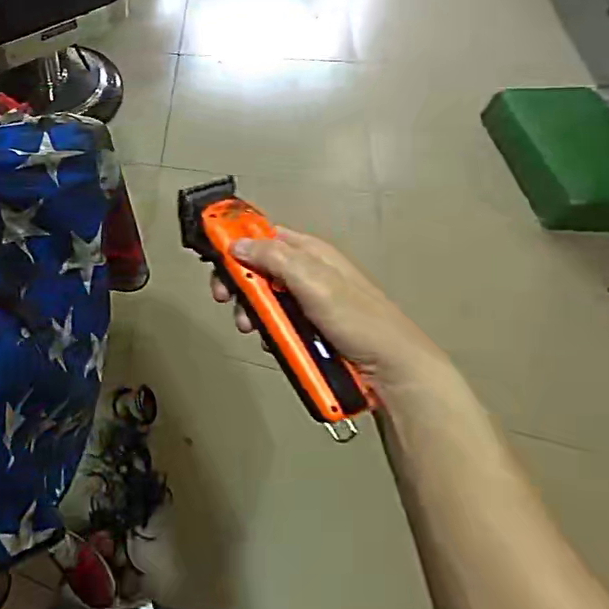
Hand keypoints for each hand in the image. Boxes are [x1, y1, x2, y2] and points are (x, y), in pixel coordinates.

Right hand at [210, 227, 451, 395]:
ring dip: (254, 315)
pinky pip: (274, 327)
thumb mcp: (315, 282)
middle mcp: (305, 274)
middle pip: (255, 270)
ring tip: (257, 330)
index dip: (236, 240)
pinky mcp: (306, 331)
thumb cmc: (365, 323)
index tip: (215, 252)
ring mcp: (305, 304)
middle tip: (229, 299)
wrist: (393, 373)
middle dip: (240, 286)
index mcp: (309, 252)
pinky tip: (276, 344)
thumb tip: (239, 243)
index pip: (261, 234)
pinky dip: (270, 334)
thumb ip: (274, 258)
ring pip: (262, 302)